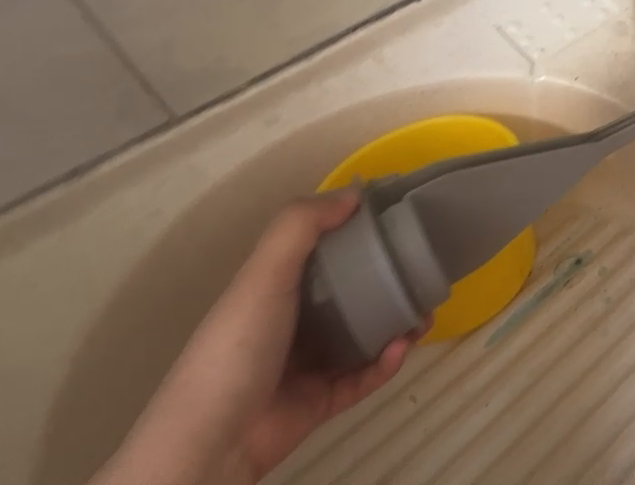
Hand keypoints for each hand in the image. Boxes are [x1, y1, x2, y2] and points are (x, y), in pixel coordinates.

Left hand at [94, 193, 421, 484]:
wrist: (209, 443)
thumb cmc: (235, 349)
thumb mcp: (262, 277)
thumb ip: (300, 227)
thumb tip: (354, 191)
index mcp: (273, 292)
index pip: (321, 254)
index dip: (358, 236)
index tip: (398, 223)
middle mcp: (290, 324)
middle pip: (350, 294)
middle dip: (391, 282)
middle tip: (423, 274)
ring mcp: (306, 365)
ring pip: (365, 335)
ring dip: (399, 323)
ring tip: (424, 317)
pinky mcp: (321, 401)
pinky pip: (364, 376)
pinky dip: (386, 364)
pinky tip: (400, 350)